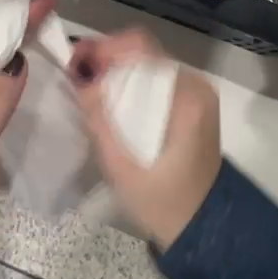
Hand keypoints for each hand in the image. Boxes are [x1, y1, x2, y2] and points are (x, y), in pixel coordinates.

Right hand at [70, 29, 221, 247]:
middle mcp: (194, 84)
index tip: (76, 64)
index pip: (139, 46)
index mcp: (185, 94)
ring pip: (144, 64)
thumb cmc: (162, 201)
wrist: (202, 232)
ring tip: (88, 88)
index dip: (103, 48)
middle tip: (76, 77)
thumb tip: (79, 75)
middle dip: (104, 59)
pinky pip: (152, 79)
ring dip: (114, 71)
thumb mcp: (121, 163)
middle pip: (140, 52)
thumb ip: (99, 115)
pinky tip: (110, 101)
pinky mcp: (190, 104)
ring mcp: (194, 93)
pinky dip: (128, 83)